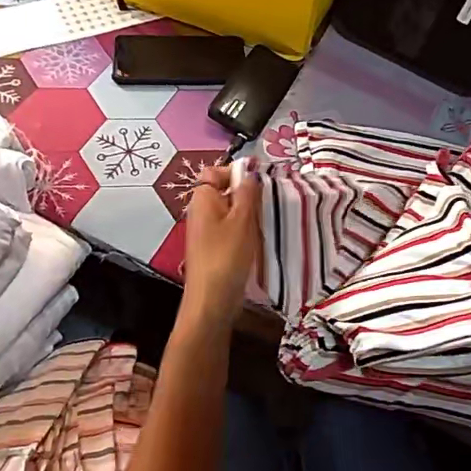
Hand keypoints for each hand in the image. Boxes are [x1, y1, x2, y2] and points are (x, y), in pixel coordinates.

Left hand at [180, 164, 260, 327]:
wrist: (212, 301)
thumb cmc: (226, 257)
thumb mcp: (242, 220)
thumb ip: (247, 192)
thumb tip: (248, 170)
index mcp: (202, 199)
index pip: (214, 172)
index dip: (235, 171)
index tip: (260, 180)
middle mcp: (201, 212)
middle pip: (224, 191)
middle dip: (247, 194)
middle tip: (269, 202)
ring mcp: (206, 232)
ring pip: (230, 212)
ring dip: (249, 214)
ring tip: (267, 220)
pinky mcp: (214, 249)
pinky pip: (231, 230)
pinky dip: (245, 231)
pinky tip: (259, 239)